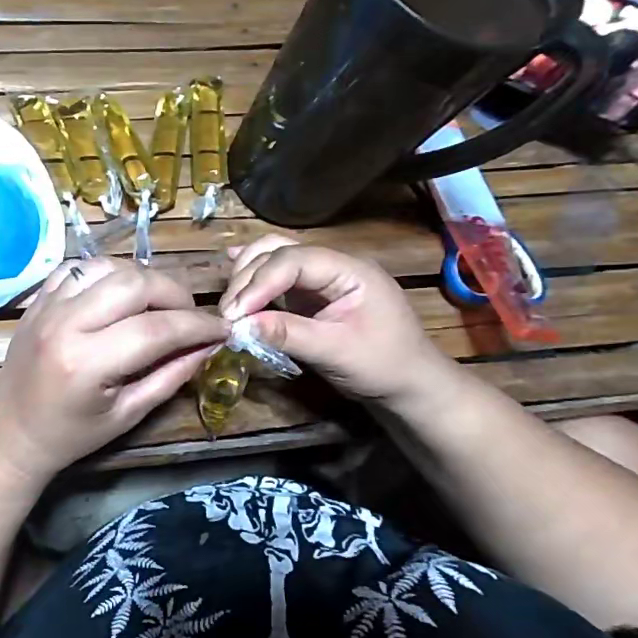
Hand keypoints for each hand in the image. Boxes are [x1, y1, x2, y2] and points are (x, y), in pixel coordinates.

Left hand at [0, 259, 229, 483]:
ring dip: (141, 279)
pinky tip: (118, 294)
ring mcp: (47, 306)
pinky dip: (106, 274)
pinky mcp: (37, 300)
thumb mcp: (128, 414)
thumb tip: (209, 344)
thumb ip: (171, 376)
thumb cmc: (72, 434)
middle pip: (134, 283)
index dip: (197, 325)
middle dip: (173, 294)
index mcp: (86, 362)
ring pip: (107, 266)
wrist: (13, 433)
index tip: (221, 329)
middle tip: (189, 316)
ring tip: (156, 304)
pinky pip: (78, 268)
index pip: (156, 328)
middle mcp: (65, 324)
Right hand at [218, 236, 455, 402]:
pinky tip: (230, 272)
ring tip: (230, 307)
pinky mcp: (310, 292)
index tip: (234, 315)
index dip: (259, 283)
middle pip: (278, 251)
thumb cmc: (383, 367)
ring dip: (246, 276)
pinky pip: (276, 275)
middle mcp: (333, 265)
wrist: (411, 385)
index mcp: (350, 270)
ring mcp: (320, 277)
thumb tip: (240, 326)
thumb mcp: (336, 354)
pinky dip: (252, 275)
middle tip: (227, 316)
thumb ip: (289, 335)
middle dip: (247, 280)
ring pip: (273, 256)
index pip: (293, 261)